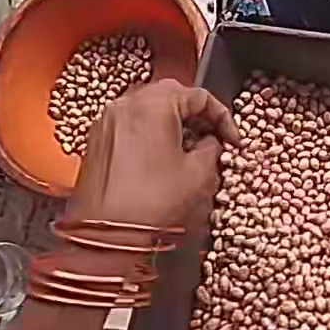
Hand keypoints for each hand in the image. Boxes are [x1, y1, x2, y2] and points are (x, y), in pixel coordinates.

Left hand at [64, 79, 239, 233]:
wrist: (106, 234)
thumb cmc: (151, 203)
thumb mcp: (199, 174)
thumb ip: (212, 148)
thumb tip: (212, 143)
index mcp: (154, 104)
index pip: (199, 95)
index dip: (223, 117)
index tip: (232, 139)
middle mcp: (126, 104)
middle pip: (171, 95)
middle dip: (197, 115)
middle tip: (214, 138)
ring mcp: (107, 121)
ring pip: (149, 109)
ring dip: (173, 123)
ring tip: (189, 150)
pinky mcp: (97, 140)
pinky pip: (131, 125)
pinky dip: (151, 134)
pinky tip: (163, 159)